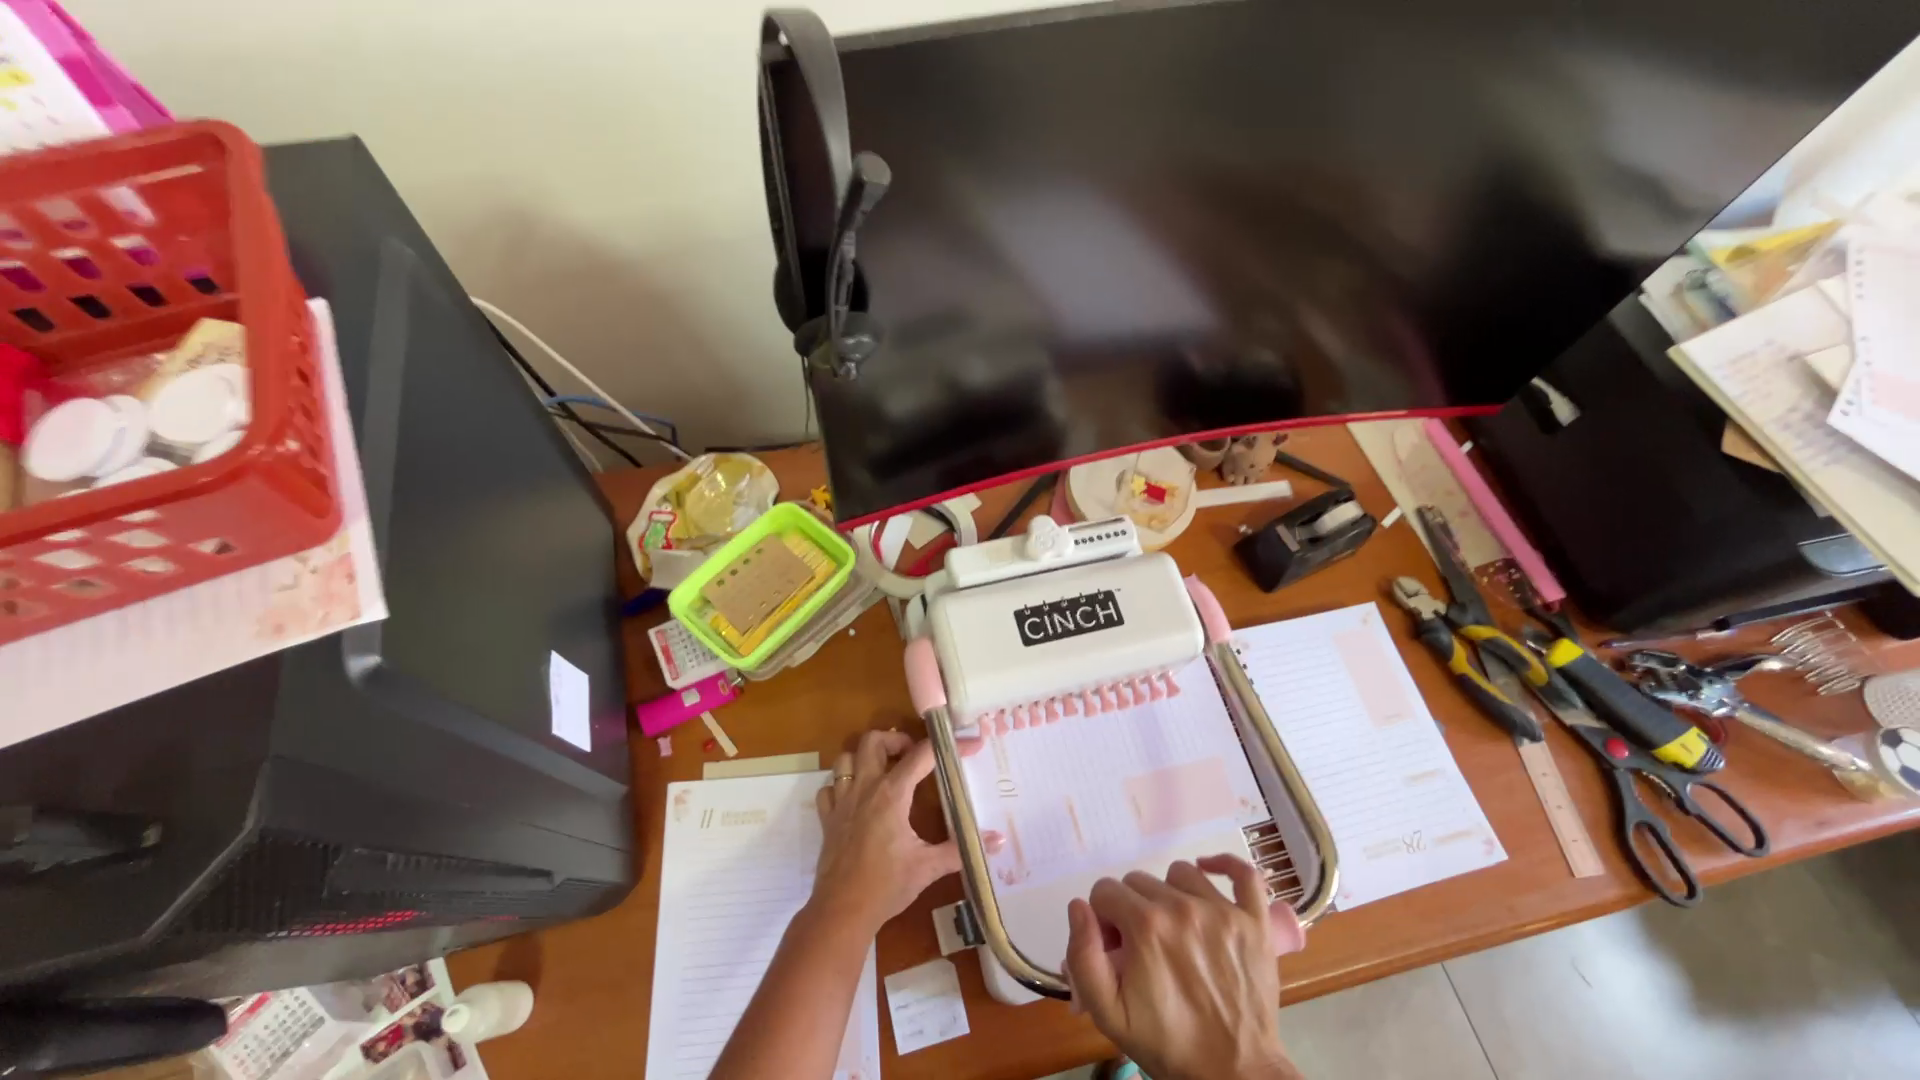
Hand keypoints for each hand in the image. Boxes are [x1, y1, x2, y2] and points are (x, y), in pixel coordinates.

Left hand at [810, 730, 960, 936]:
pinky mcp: (828, 819)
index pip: (921, 755)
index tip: (968, 745)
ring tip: (884, 771)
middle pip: (873, 741)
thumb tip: (998, 841)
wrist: (842, 911)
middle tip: (912, 757)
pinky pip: (829, 788)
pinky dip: (842, 785)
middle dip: (895, 740)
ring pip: (846, 759)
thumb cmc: (887, 886)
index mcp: (891, 794)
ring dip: (865, 758)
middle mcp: (864, 789)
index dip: (946, 746)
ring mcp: (841, 802)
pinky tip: (857, 799)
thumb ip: (960, 849)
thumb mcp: (928, 867)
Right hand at [1064, 856, 1301, 1079]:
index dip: (1103, 920)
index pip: (1105, 892)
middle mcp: (1182, 907)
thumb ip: (1082, 955)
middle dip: (1131, 909)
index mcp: (1145, 926)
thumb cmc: (1167, 1042)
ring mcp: (1223, 911)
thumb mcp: (1107, 1012)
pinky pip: (1244, 872)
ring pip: (1181, 874)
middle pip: (1139, 882)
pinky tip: (1209, 871)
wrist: (1233, 1072)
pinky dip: (1225, 864)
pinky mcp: (1254, 921)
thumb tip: (1078, 906)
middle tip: (1142, 947)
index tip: (1115, 949)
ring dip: (1169, 894)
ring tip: (1174, 928)